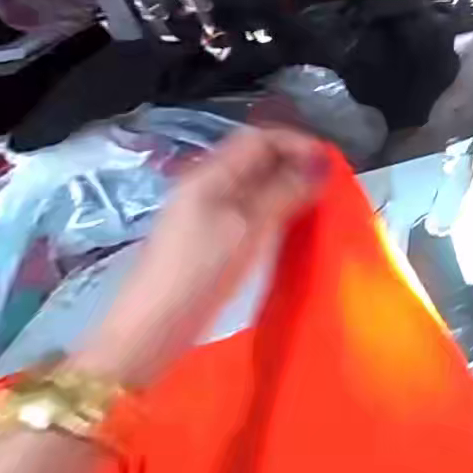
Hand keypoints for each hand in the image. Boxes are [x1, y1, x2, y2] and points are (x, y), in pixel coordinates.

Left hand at [68, 128, 327, 386]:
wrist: (144, 335)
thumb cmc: (197, 275)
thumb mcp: (247, 229)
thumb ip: (284, 192)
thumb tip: (319, 166)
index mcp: (210, 173)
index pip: (260, 137)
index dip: (296, 142)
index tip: (327, 162)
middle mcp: (205, 183)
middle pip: (255, 156)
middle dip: (292, 161)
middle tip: (325, 182)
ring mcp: (201, 209)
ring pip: (251, 181)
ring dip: (283, 184)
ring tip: (313, 201)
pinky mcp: (203, 235)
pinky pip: (244, 204)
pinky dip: (269, 204)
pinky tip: (285, 223)